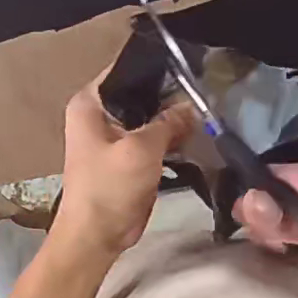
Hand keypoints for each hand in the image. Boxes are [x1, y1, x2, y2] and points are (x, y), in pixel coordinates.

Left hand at [54, 75, 193, 256]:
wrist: (96, 236)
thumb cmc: (109, 187)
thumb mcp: (142, 149)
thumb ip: (169, 121)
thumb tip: (192, 105)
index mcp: (90, 102)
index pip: (126, 69)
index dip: (157, 64)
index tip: (191, 61)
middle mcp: (98, 114)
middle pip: (141, 92)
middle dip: (170, 93)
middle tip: (207, 87)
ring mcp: (113, 136)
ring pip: (150, 116)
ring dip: (173, 119)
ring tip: (207, 109)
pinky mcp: (127, 157)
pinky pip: (153, 138)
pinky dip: (170, 138)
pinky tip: (196, 134)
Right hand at [235, 162, 297, 297]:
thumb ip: (295, 220)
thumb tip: (245, 201)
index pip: (265, 175)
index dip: (250, 198)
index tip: (248, 230)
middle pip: (266, 200)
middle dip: (260, 224)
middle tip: (276, 251)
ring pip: (276, 222)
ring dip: (270, 241)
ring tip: (282, 262)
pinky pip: (290, 241)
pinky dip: (283, 253)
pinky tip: (288, 267)